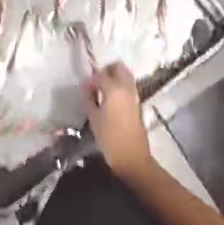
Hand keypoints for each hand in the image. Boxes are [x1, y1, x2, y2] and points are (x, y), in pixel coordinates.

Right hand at [83, 62, 155, 181]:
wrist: (131, 157)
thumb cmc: (109, 138)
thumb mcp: (93, 118)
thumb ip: (88, 98)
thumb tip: (85, 87)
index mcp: (114, 89)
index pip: (100, 74)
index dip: (91, 79)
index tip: (85, 88)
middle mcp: (127, 87)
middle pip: (119, 67)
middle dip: (107, 70)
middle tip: (96, 82)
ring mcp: (135, 95)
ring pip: (126, 76)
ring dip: (115, 77)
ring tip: (102, 91)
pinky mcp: (138, 103)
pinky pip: (129, 87)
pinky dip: (120, 86)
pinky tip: (110, 99)